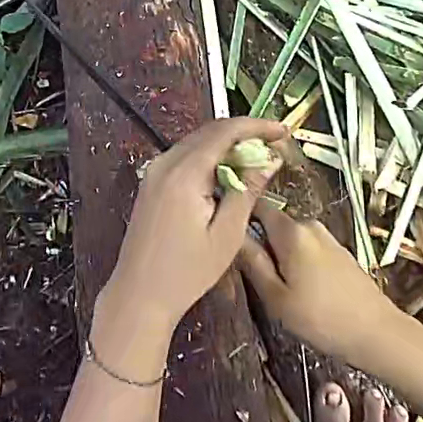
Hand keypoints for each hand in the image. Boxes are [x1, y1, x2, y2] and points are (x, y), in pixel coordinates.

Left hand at [101, 117, 289, 334]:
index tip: (283, 131)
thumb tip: (269, 159)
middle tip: (274, 143)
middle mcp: (166, 163)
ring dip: (227, 144)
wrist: (139, 295)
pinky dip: (209, 157)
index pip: (224, 132)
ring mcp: (154, 171)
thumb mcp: (227, 234)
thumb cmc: (187, 272)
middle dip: (244, 133)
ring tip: (257, 156)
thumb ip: (247, 190)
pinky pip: (184, 157)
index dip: (256, 126)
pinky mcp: (151, 182)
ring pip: (196, 143)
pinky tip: (228, 172)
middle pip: (209, 132)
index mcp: (184, 173)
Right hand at [236, 201, 409, 372]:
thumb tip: (233, 235)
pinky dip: (299, 263)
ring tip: (280, 289)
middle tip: (256, 277)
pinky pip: (308, 249)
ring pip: (290, 239)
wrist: (377, 334)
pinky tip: (305, 291)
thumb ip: (252, 261)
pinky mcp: (339, 252)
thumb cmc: (320, 318)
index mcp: (291, 231)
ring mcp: (327, 237)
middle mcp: (309, 225)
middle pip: (273, 224)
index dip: (240, 216)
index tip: (228, 237)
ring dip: (281, 256)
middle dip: (262, 244)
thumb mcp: (275, 296)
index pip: (256, 206)